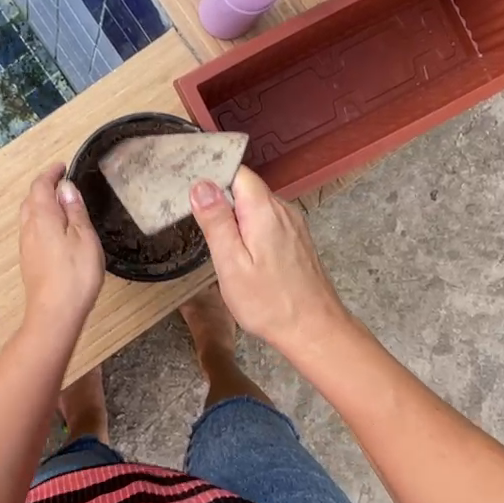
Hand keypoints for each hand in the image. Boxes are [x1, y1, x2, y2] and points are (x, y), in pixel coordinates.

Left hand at [18, 163, 102, 333]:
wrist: (55, 314)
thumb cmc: (75, 275)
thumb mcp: (84, 237)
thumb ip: (74, 210)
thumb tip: (66, 187)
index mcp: (42, 217)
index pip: (40, 186)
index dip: (50, 174)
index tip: (62, 166)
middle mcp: (29, 229)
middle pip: (31, 200)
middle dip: (44, 187)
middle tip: (62, 183)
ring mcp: (27, 247)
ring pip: (29, 216)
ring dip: (41, 204)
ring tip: (60, 204)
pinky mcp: (29, 262)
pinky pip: (32, 231)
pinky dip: (42, 221)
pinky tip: (55, 230)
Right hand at [190, 167, 350, 352]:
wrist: (314, 330)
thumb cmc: (270, 303)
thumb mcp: (231, 263)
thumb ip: (216, 221)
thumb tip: (201, 185)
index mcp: (264, 210)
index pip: (236, 172)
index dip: (212, 175)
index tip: (188, 187)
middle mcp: (282, 210)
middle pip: (245, 187)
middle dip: (220, 197)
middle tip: (194, 218)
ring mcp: (292, 224)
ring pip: (256, 205)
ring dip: (234, 216)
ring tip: (215, 238)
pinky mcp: (295, 239)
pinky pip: (266, 221)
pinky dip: (249, 228)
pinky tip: (240, 252)